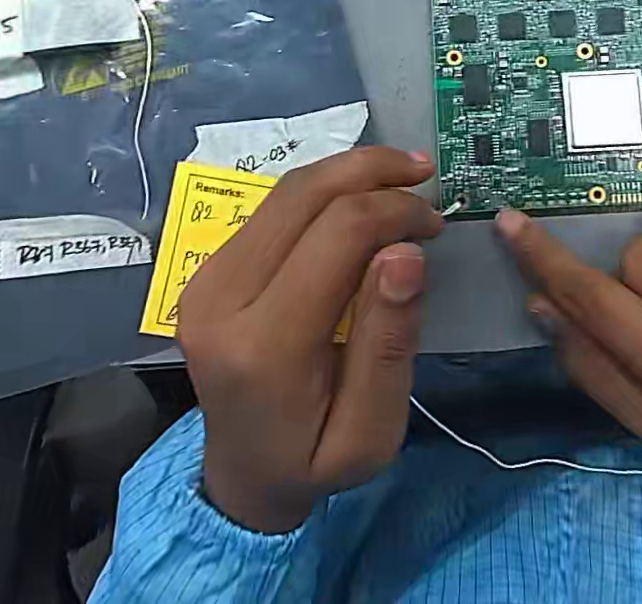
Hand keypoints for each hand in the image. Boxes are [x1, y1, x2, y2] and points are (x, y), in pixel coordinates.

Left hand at [177, 147, 443, 531]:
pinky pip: (276, 205)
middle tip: (423, 173)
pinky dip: (327, 187)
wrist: (241, 471)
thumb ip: (388, 342)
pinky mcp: (211, 264)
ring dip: (350, 169)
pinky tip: (361, 193)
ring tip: (400, 171)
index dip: (394, 211)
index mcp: (262, 345)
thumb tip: (405, 251)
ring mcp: (207, 275)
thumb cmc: (313, 460)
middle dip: (373, 170)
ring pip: (288, 190)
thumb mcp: (371, 431)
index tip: (434, 224)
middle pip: (305, 195)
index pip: (337, 236)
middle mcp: (221, 296)